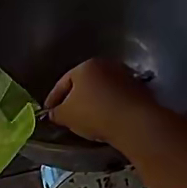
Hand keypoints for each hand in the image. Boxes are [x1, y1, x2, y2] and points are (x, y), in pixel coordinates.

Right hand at [43, 58, 164, 145]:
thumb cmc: (94, 114)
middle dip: (74, 99)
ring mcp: (125, 76)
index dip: (53, 99)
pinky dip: (109, 107)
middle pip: (84, 84)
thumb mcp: (66, 115)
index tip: (47, 112)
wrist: (134, 122)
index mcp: (85, 66)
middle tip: (67, 115)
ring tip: (87, 120)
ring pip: (102, 91)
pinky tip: (106, 120)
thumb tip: (53, 113)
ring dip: (93, 103)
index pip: (63, 82)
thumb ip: (56, 113)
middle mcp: (106, 65)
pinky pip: (116, 99)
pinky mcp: (139, 90)